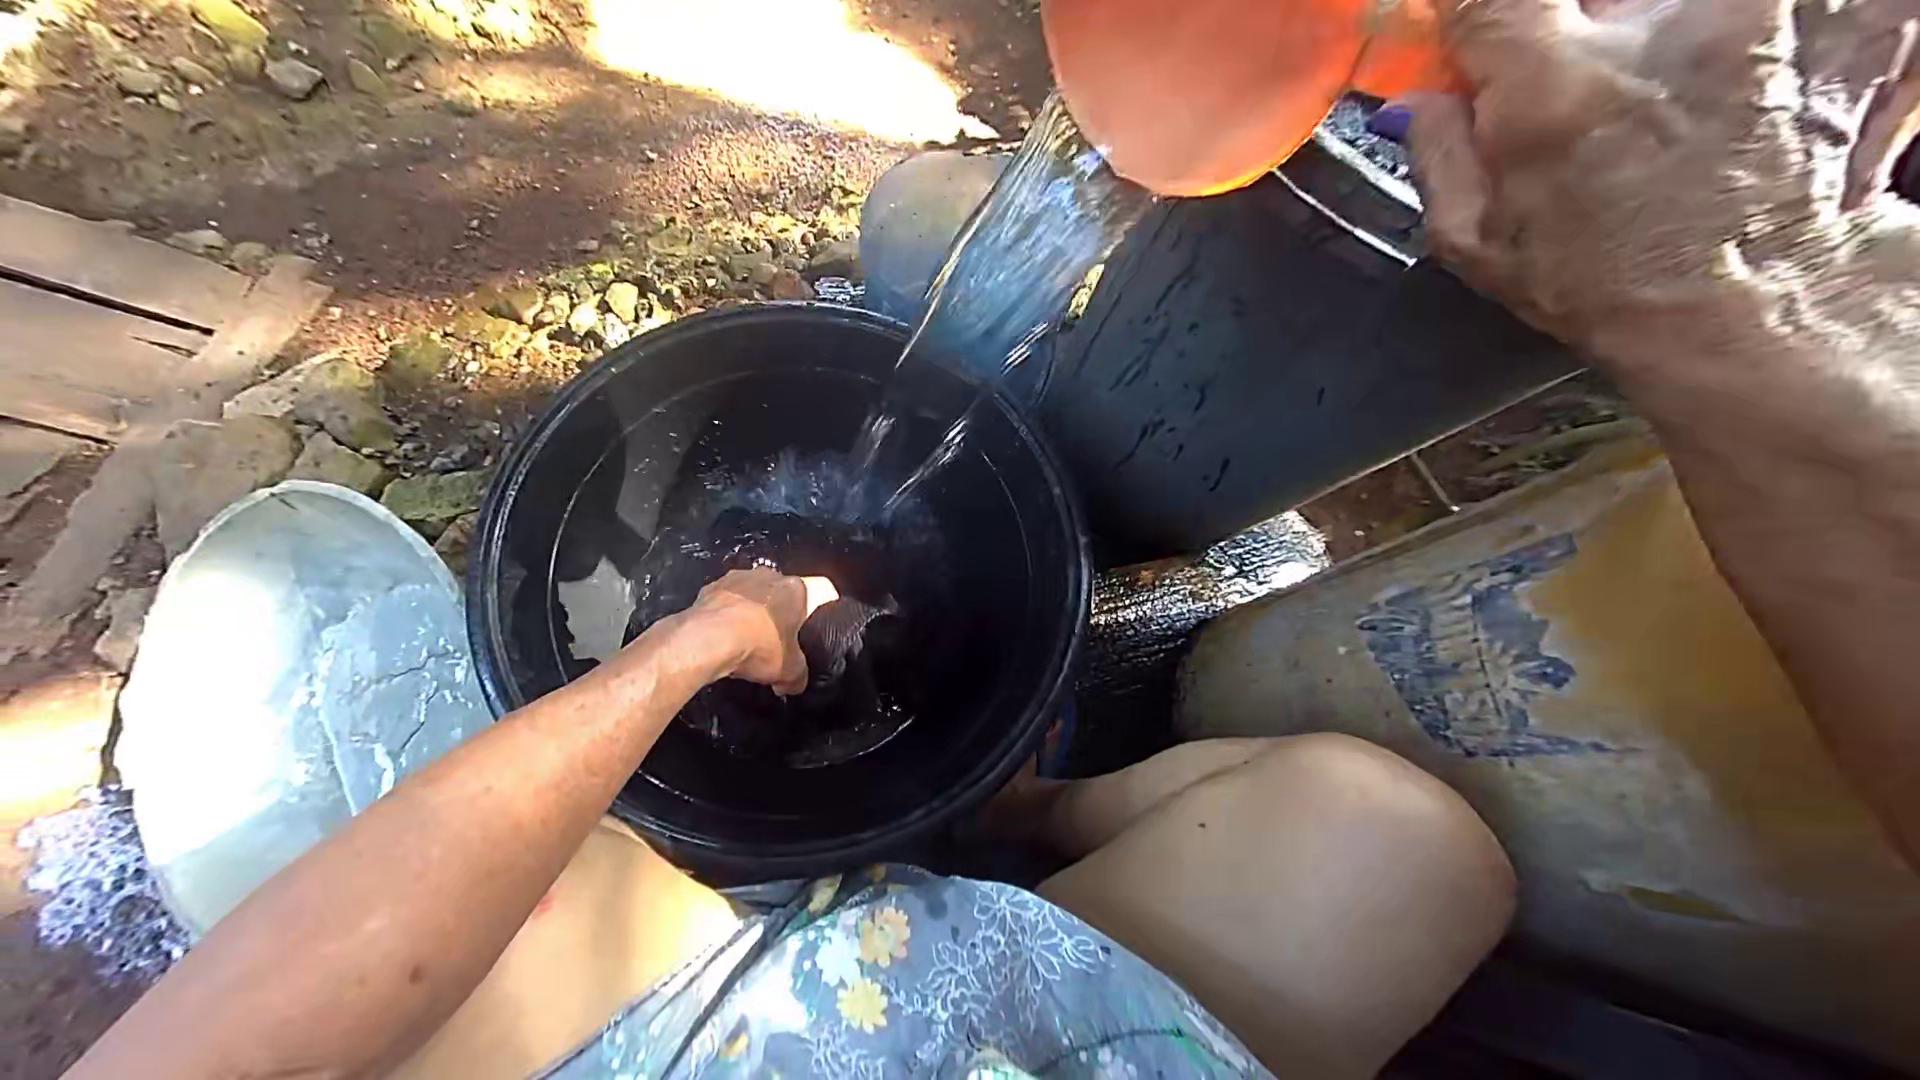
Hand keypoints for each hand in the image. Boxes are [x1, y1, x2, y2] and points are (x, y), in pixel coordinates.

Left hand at [678, 568, 837, 694]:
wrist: (706, 640)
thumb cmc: (758, 646)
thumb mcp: (790, 671)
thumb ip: (798, 676)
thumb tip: (793, 685)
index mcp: (796, 588)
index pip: (819, 592)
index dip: (814, 614)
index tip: (805, 632)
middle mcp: (769, 575)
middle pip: (781, 593)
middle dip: (779, 612)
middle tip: (774, 640)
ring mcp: (737, 578)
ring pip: (751, 594)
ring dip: (750, 612)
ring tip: (743, 640)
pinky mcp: (709, 587)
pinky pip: (724, 602)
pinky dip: (724, 616)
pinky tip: (721, 637)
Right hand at [1399, 0, 1919, 366]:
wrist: (1751, 292)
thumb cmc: (1590, 279)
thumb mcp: (1472, 241)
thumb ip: (1437, 156)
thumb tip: (1412, 99)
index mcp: (1556, 92)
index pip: (1486, 0)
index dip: (1465, 16)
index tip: (1462, 41)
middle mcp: (1668, 21)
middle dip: (1558, 28)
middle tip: (1554, 76)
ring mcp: (1769, 1)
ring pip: (1654, 0)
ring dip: (1637, 29)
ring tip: (1639, 89)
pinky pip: (1743, 7)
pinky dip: (1718, 31)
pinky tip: (1712, 81)